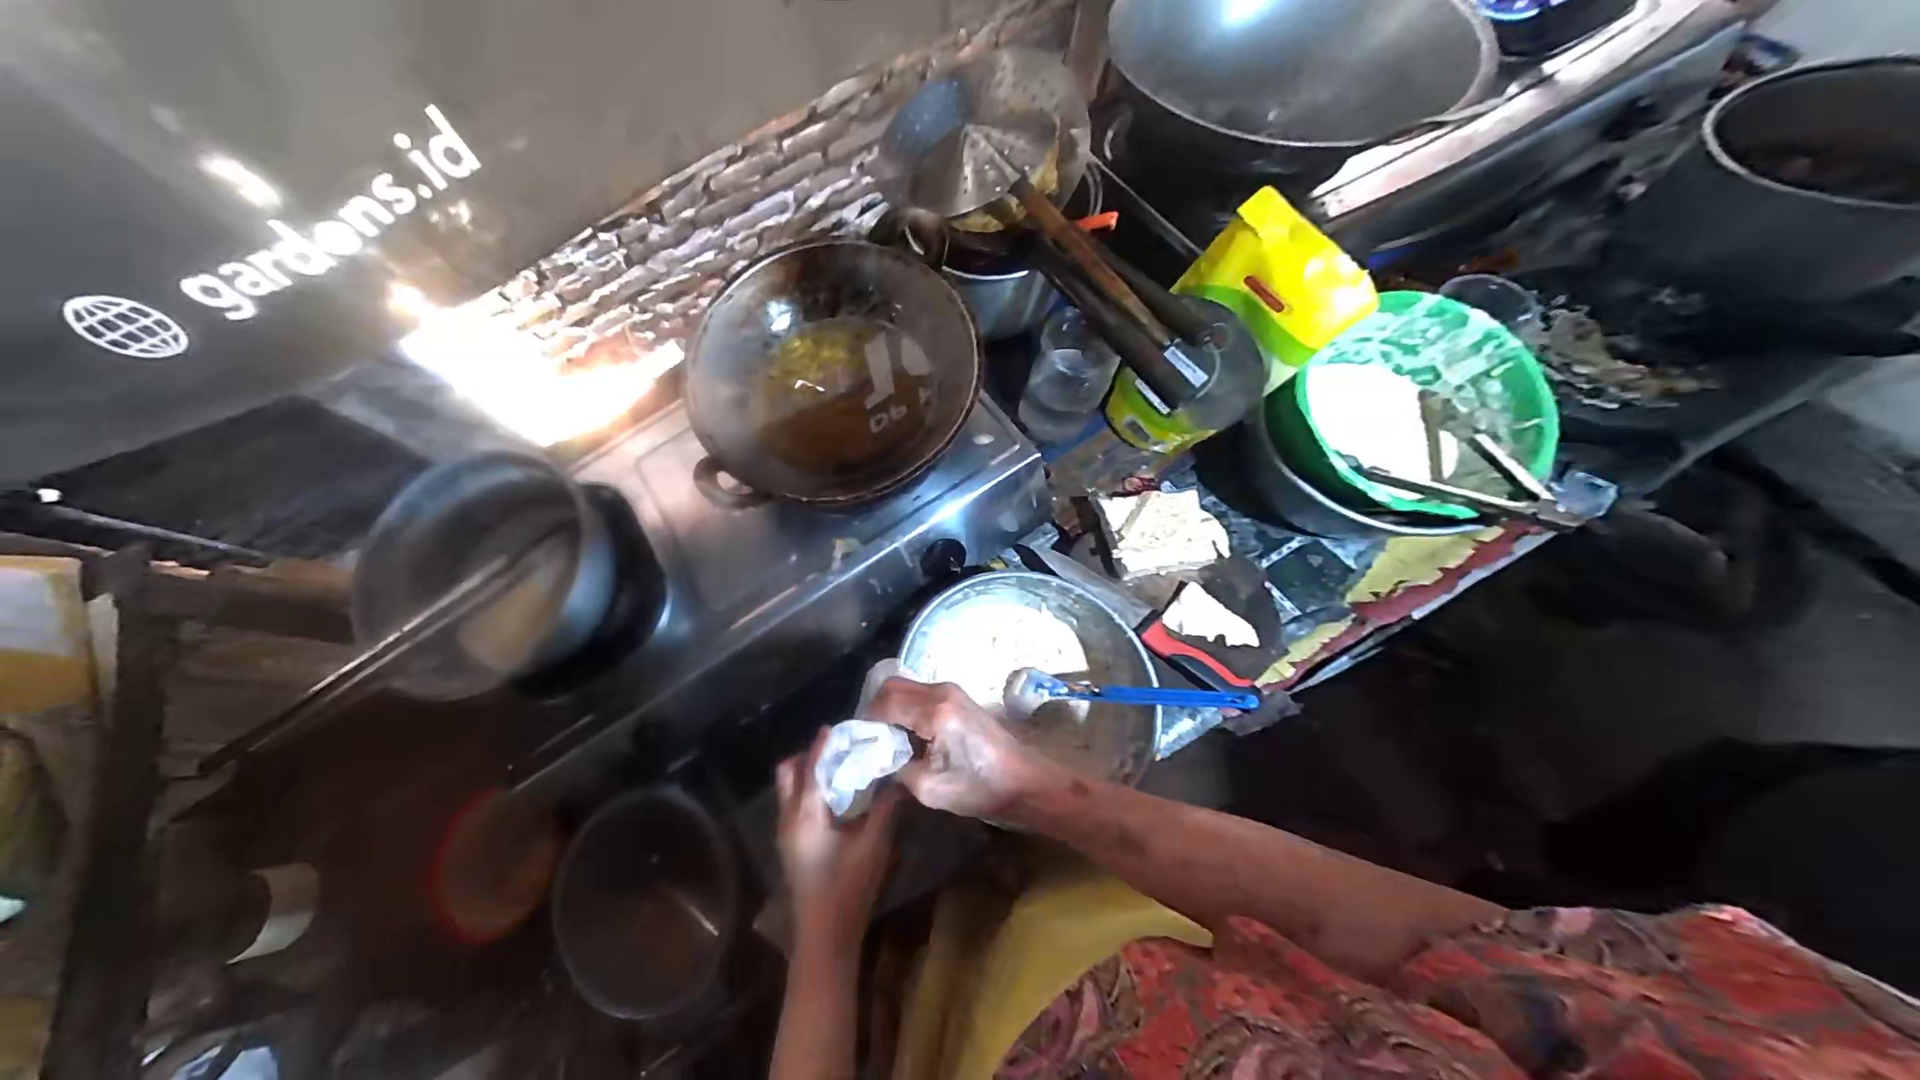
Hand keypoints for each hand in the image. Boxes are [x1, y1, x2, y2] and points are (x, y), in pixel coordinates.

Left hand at [775, 728, 901, 944]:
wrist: (825, 937)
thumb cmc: (848, 889)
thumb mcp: (874, 845)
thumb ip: (887, 809)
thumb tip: (901, 780)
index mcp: (805, 815)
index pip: (811, 768)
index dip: (822, 744)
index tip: (836, 726)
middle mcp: (789, 819)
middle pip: (788, 773)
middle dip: (809, 755)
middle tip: (838, 749)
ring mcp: (786, 834)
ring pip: (789, 789)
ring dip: (809, 773)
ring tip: (841, 768)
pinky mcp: (791, 846)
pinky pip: (794, 804)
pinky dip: (810, 790)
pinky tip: (837, 798)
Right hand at [865, 677, 1058, 818]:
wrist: (1022, 781)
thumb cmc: (979, 789)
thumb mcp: (928, 788)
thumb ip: (896, 767)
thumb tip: (877, 757)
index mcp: (935, 712)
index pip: (885, 703)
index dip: (866, 723)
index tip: (860, 745)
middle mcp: (942, 692)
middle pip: (892, 686)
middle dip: (875, 711)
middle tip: (871, 741)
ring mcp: (952, 690)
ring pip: (905, 686)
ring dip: (891, 708)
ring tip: (888, 741)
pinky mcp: (958, 697)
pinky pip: (920, 693)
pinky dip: (906, 708)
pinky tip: (909, 736)